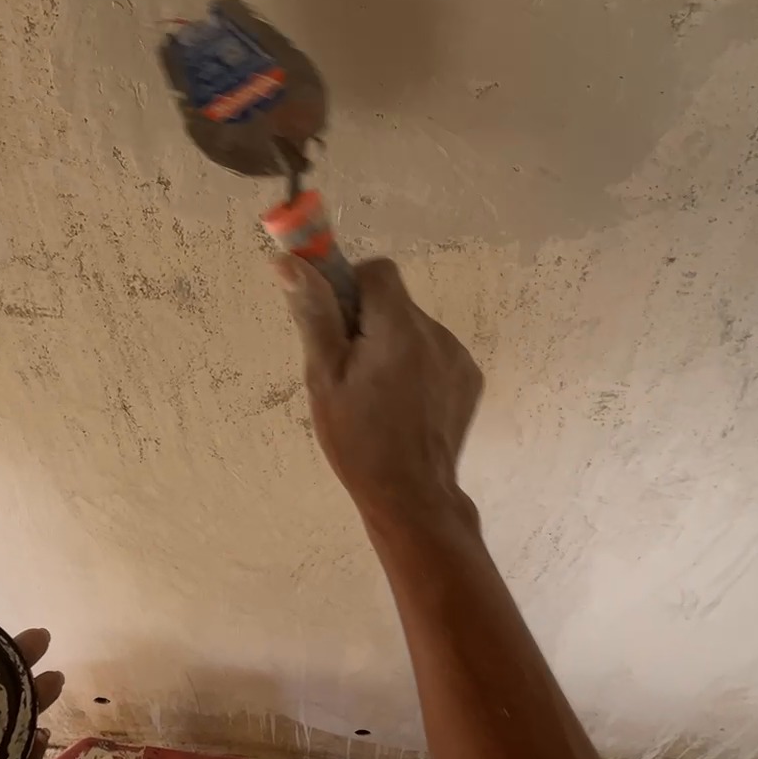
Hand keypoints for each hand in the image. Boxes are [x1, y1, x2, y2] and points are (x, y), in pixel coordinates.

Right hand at [276, 255, 483, 535]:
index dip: (352, 286)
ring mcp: (458, 357)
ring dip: (391, 344)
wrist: (411, 496)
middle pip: (394, 302)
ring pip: (413, 328)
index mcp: (398, 329)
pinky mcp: (469, 379)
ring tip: (375, 394)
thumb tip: (288, 262)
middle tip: (348, 369)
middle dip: (367, 322)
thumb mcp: (324, 378)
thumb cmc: (357, 439)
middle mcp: (436, 334)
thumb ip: (313, 313)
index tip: (336, 322)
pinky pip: (433, 352)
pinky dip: (414, 365)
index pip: (379, 271)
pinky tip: (402, 404)